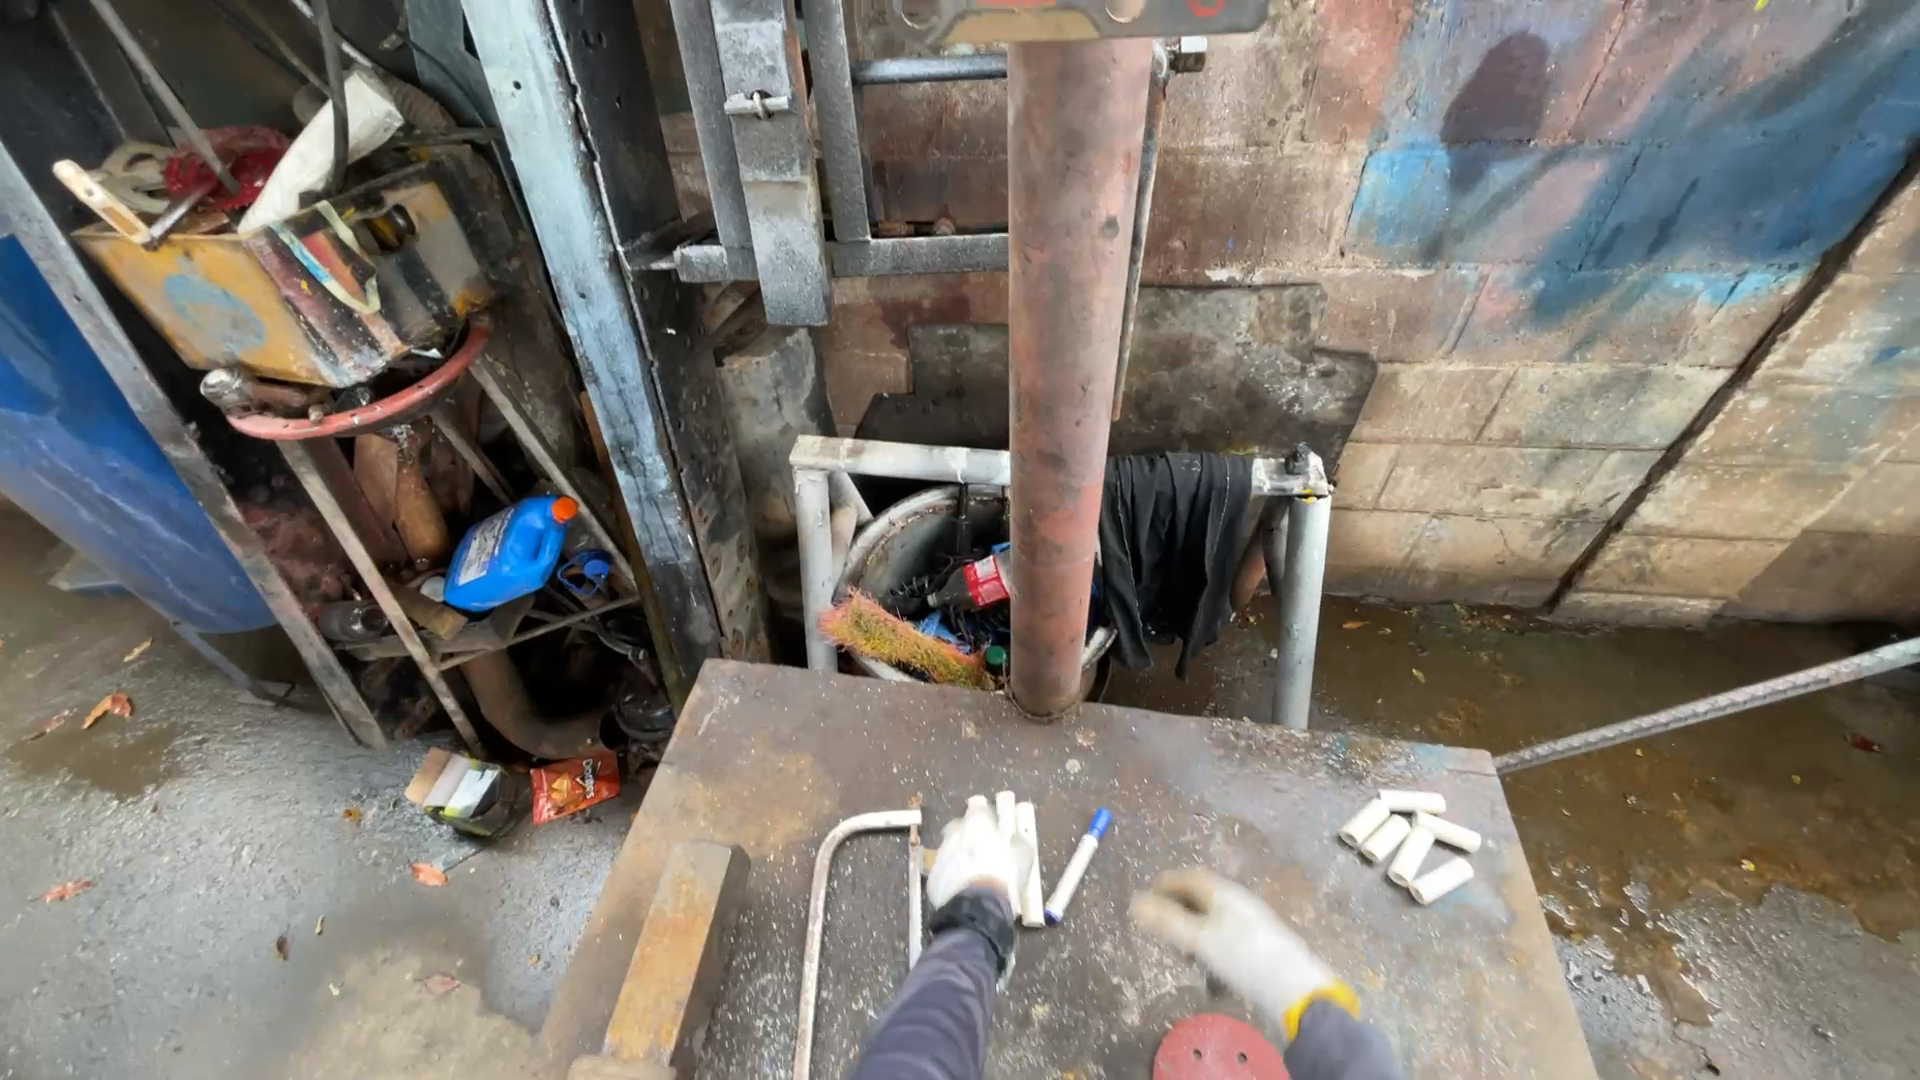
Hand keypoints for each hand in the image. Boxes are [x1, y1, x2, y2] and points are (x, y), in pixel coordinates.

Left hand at [926, 794, 1033, 910]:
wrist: (977, 908)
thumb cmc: (1004, 876)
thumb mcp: (1023, 856)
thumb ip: (1018, 841)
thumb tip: (1016, 838)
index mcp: (977, 822)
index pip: (978, 807)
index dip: (986, 815)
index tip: (994, 825)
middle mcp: (955, 833)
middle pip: (959, 826)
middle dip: (968, 833)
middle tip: (981, 847)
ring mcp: (941, 855)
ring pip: (949, 849)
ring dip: (958, 855)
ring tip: (972, 871)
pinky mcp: (933, 878)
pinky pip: (943, 872)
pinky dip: (951, 876)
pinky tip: (962, 888)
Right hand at [1130, 868, 1356, 1038]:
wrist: (1296, 987)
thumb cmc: (1242, 956)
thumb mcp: (1198, 939)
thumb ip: (1166, 920)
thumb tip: (1134, 902)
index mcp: (1219, 890)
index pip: (1185, 876)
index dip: (1163, 885)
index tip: (1146, 901)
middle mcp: (1235, 898)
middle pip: (1198, 897)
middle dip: (1178, 913)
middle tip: (1165, 933)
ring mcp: (1250, 919)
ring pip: (1212, 919)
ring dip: (1195, 934)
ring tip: (1189, 957)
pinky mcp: (1260, 942)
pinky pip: (1226, 936)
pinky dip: (1213, 948)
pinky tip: (1213, 972)